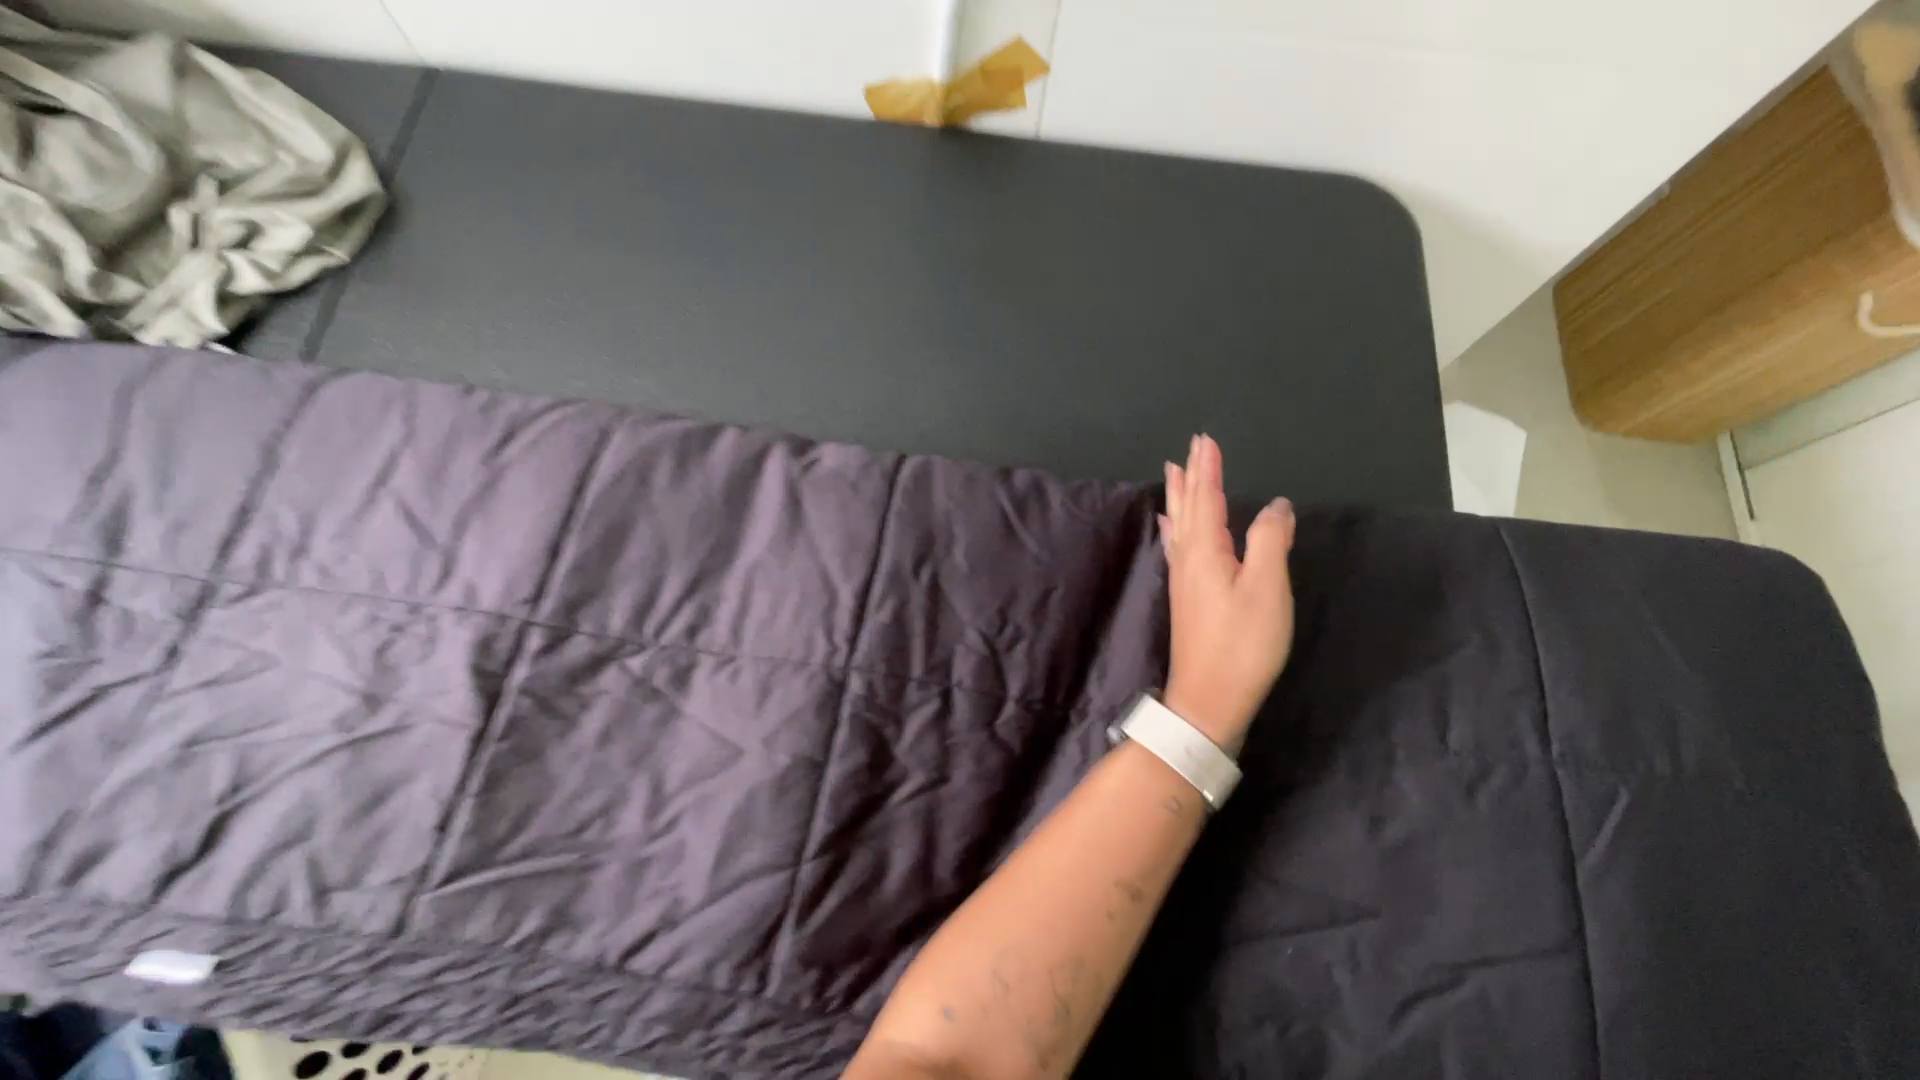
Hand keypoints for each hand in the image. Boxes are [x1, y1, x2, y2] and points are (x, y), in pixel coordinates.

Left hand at [1159, 434, 1295, 753]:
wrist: (1209, 699)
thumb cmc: (1243, 644)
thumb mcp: (1266, 588)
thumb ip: (1269, 541)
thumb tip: (1275, 506)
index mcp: (1206, 551)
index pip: (1206, 498)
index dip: (1208, 469)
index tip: (1204, 440)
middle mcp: (1188, 560)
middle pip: (1187, 509)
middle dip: (1190, 478)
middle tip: (1186, 451)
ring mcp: (1185, 581)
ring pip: (1180, 527)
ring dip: (1180, 499)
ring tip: (1174, 476)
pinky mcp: (1188, 600)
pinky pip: (1178, 548)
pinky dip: (1176, 529)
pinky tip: (1171, 530)